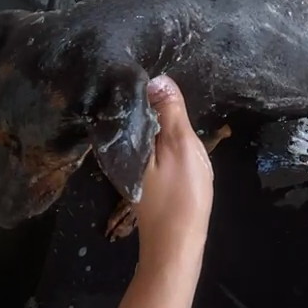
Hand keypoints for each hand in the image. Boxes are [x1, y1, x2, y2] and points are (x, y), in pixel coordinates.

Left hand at [132, 75, 212, 267]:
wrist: (178, 245)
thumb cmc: (181, 194)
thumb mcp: (181, 145)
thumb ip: (170, 112)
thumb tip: (158, 78)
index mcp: (129, 140)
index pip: (132, 100)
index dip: (145, 82)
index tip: (157, 62)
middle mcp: (125, 151)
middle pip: (137, 115)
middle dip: (150, 97)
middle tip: (171, 76)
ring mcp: (134, 165)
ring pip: (145, 130)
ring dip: (157, 115)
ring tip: (174, 97)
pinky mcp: (145, 176)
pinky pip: (150, 144)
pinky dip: (160, 133)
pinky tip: (172, 129)